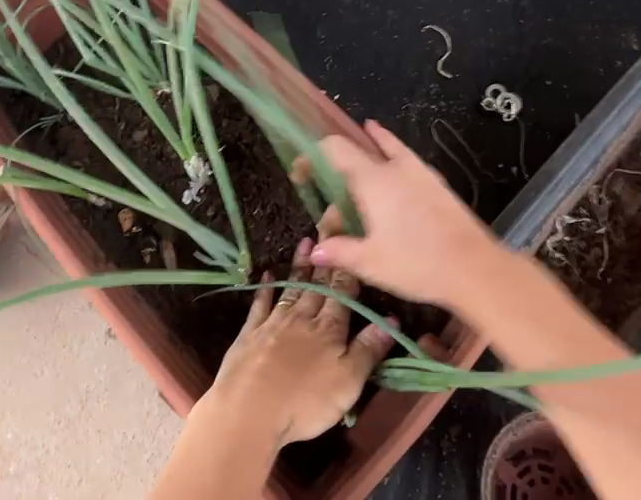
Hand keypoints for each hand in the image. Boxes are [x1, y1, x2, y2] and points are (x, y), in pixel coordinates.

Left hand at [203, 237, 398, 445]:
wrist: (250, 411)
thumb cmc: (306, 401)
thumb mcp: (348, 382)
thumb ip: (368, 349)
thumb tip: (390, 320)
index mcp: (329, 330)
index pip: (343, 294)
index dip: (348, 271)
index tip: (350, 244)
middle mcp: (303, 319)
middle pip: (317, 287)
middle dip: (324, 261)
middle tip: (326, 230)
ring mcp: (274, 324)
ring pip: (291, 289)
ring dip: (299, 268)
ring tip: (303, 243)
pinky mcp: (250, 334)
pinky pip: (260, 305)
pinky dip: (265, 289)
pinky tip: (267, 276)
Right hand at [309, 120, 509, 309]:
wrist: (474, 267)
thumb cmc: (417, 263)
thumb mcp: (371, 263)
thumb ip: (340, 251)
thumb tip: (316, 250)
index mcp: (373, 180)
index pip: (335, 149)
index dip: (313, 154)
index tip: (301, 170)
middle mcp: (395, 167)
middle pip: (360, 147)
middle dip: (340, 157)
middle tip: (329, 176)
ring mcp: (420, 173)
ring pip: (390, 147)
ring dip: (373, 143)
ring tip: (367, 134)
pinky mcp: (437, 184)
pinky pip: (407, 159)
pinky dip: (395, 153)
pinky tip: (397, 167)